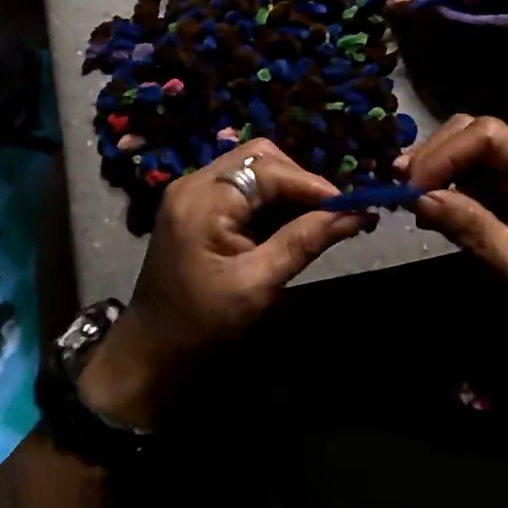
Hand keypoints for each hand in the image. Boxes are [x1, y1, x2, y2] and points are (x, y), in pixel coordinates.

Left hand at [79, 139, 367, 426]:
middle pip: (260, 159)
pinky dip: (272, 201)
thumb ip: (303, 243)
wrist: (153, 347)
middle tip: (334, 213)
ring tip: (323, 219)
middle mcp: (195, 184)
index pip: (267, 170)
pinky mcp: (198, 206)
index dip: (313, 184)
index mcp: (202, 200)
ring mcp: (194, 193)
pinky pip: (243, 189)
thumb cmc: (202, 323)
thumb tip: (354, 215)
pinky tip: (295, 224)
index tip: (352, 206)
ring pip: (254, 170)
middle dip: (301, 182)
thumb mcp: (257, 285)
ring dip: (290, 190)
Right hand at [399, 115, 507, 367]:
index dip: (446, 152)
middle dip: (435, 153)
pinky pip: (468, 179)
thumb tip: (420, 198)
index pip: (490, 135)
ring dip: (433, 167)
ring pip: (467, 151)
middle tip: (401, 184)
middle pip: (476, 133)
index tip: (414, 186)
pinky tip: (424, 209)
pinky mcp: (507, 200)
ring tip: (405, 195)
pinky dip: (441, 187)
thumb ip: (474, 231)